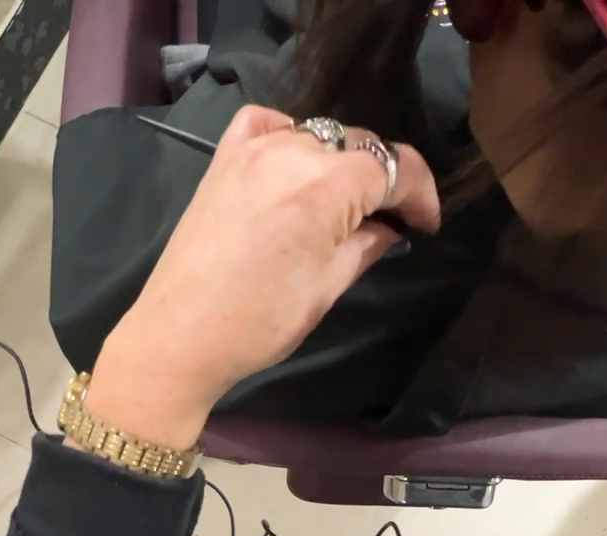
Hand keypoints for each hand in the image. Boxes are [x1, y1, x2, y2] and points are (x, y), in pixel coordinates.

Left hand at [79, 106, 440, 450]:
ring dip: (337, 163)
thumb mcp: (326, 289)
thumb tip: (390, 226)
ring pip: (315, 136)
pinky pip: (266, 126)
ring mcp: (251, 149)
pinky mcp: (222, 160)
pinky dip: (289, 138)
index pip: (393, 166)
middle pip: (356, 145)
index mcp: (325, 186)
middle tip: (388, 220)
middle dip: (381, 179)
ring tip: (341, 203)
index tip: (426, 224)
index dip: (419, 193)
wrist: (180, 338)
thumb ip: (366, 246)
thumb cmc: (259, 324)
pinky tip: (294, 167)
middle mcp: (290, 151)